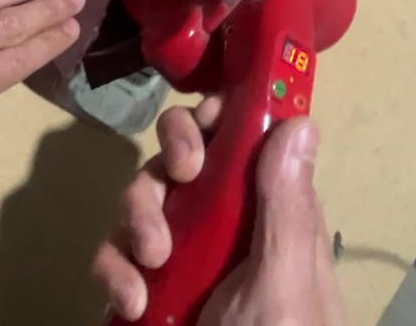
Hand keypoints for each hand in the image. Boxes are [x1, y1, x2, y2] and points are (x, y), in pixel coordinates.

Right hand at [92, 100, 344, 325]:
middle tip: (184, 170)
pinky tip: (130, 302)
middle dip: (175, 149)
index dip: (224, 115)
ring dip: (139, 213)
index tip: (210, 112)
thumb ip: (285, 207)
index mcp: (268, 220)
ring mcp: (179, 258)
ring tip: (150, 258)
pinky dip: (114, 268)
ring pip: (144, 194)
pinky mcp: (142, 289)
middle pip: (186, 152)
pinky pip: (114, 253)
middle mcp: (222, 227)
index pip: (245, 142)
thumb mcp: (287, 290)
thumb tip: (301, 119)